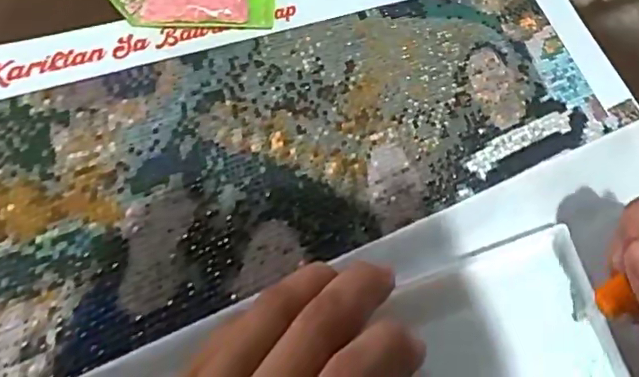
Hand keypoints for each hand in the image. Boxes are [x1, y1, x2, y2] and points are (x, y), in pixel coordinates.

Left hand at [184, 262, 424, 376]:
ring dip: (309, 284)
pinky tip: (286, 300)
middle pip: (311, 327)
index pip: (345, 374)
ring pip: (265, 313)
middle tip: (385, 277)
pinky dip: (263, 309)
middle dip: (355, 293)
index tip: (412, 340)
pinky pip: (227, 330)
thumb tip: (382, 373)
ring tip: (341, 272)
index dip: (384, 348)